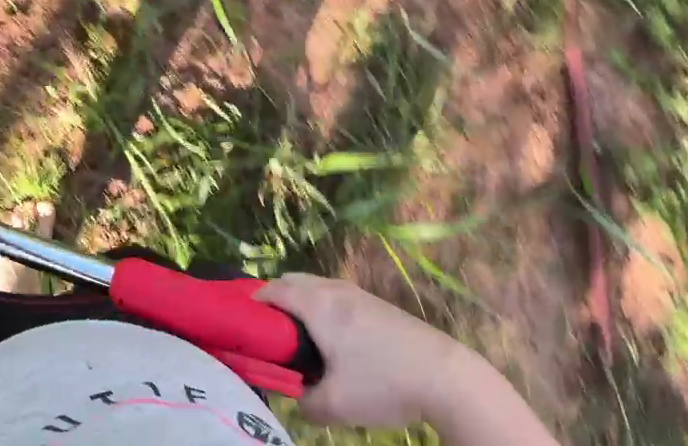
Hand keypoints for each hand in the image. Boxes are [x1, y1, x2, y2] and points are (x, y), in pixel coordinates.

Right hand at [255, 273, 466, 428]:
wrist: (445, 376)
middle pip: (291, 282)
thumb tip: (295, 395)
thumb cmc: (382, 384)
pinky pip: (334, 295)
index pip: (271, 290)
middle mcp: (332, 289)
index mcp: (316, 304)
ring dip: (300, 304)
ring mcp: (356, 292)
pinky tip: (332, 342)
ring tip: (299, 341)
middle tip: (268, 337)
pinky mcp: (376, 303)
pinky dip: (321, 308)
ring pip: (315, 287)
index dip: (251, 305)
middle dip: (274, 302)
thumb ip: (304, 401)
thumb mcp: (335, 405)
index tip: (242, 327)